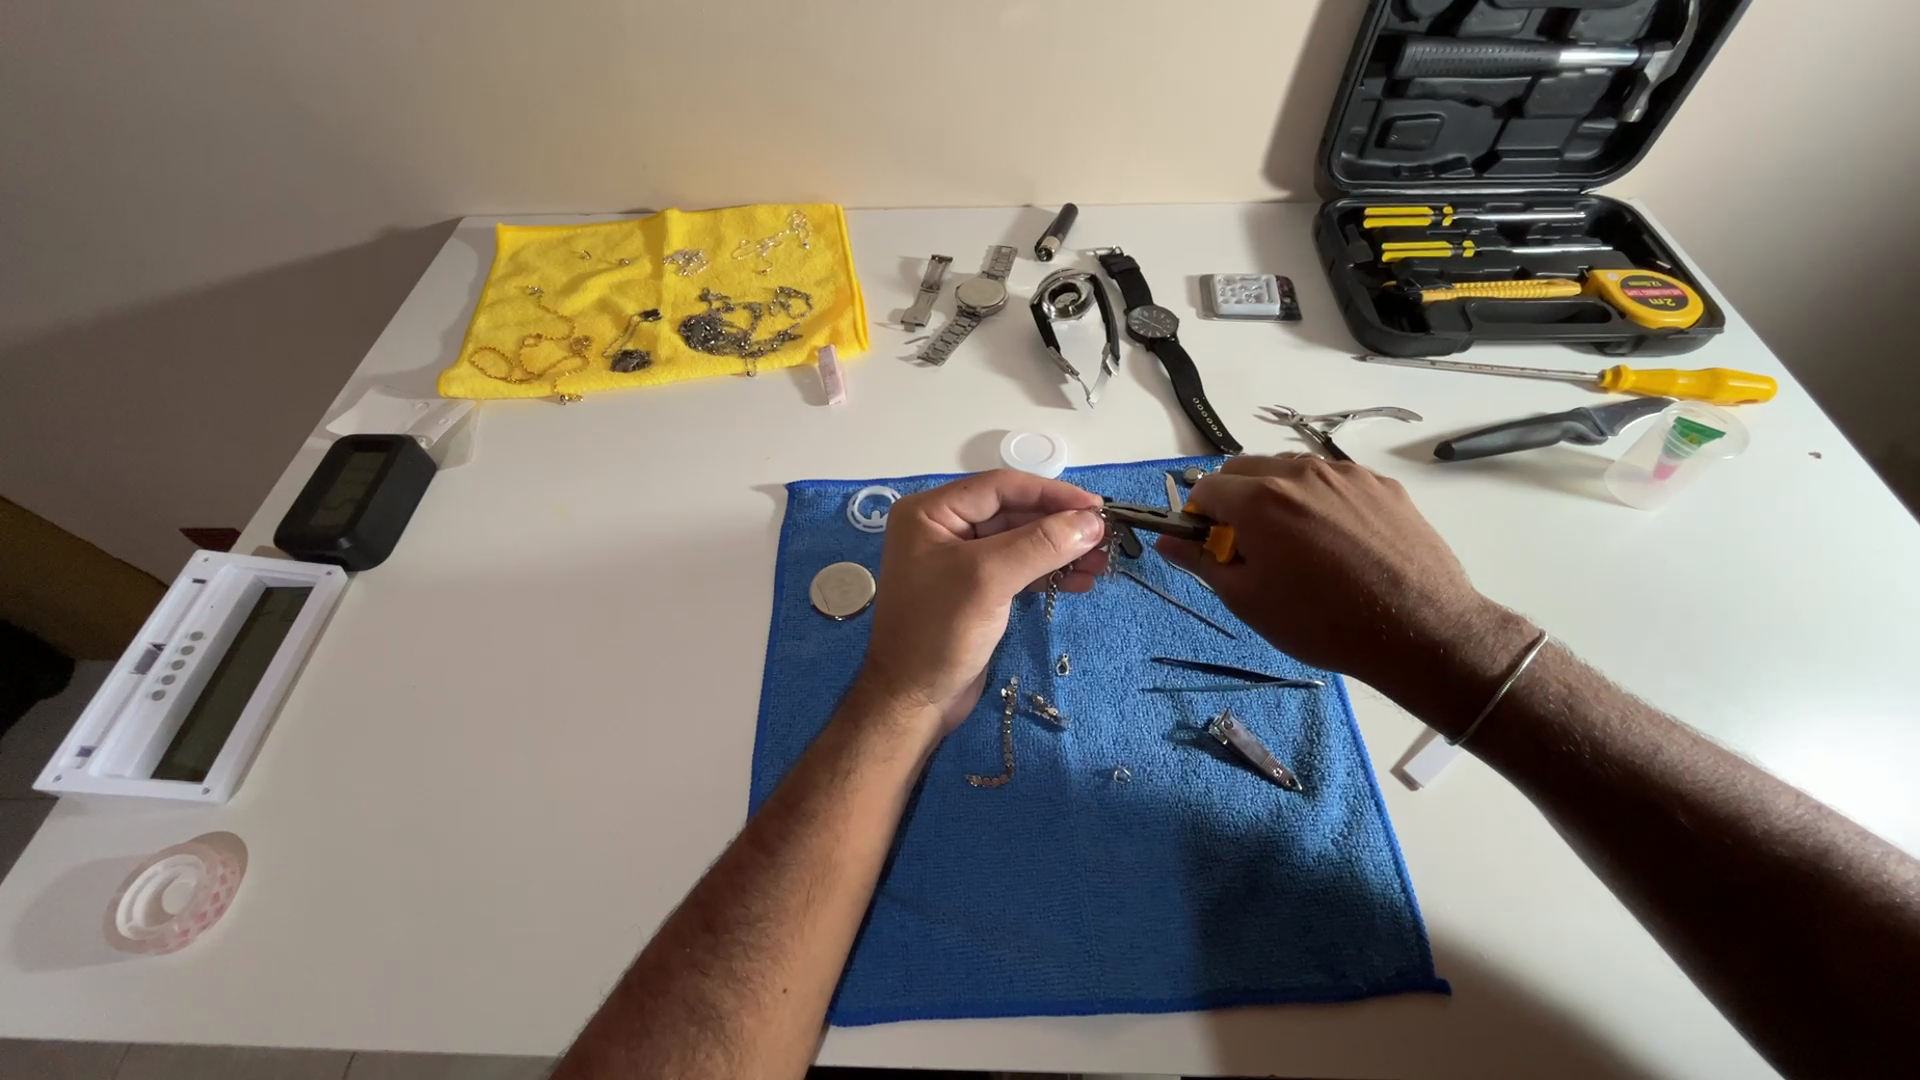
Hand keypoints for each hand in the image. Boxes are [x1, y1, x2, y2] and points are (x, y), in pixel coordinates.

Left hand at [856, 470, 1106, 737]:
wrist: (913, 701)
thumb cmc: (938, 632)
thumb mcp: (988, 579)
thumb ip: (1041, 544)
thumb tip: (1092, 522)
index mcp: (931, 512)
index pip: (1001, 487)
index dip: (1051, 493)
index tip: (1096, 507)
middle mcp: (943, 529)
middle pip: (1013, 512)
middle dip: (1060, 526)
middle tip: (1106, 538)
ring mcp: (960, 561)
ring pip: (1020, 542)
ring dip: (1061, 551)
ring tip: (1101, 564)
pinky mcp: (976, 591)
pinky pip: (1019, 569)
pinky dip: (1049, 573)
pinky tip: (1080, 581)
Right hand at [1159, 455, 1534, 726]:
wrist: (1420, 631)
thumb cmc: (1319, 622)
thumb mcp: (1246, 598)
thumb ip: (1199, 560)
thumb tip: (1165, 540)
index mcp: (1258, 499)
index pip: (1205, 488)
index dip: (1199, 518)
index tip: (1212, 547)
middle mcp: (1299, 472)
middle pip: (1245, 469)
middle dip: (1234, 500)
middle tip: (1251, 546)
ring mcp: (1345, 475)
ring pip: (1289, 470)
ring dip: (1276, 496)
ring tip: (1298, 544)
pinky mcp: (1381, 485)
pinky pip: (1332, 481)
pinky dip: (1318, 500)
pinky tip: (1338, 542)